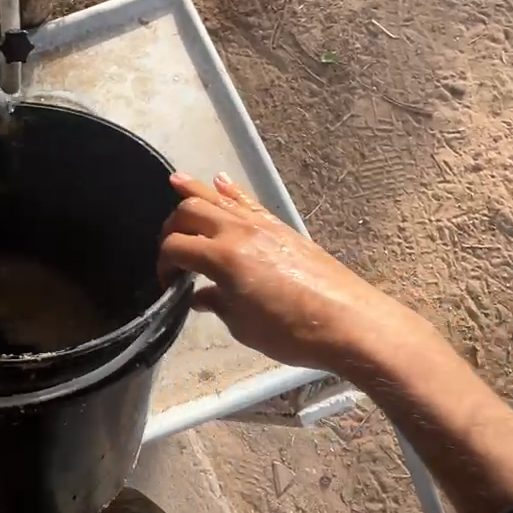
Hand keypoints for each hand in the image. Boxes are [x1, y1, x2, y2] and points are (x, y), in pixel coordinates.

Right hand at [157, 172, 427, 373]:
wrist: (350, 323)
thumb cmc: (292, 332)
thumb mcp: (242, 326)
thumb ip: (216, 304)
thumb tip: (201, 296)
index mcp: (222, 258)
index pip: (174, 247)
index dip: (163, 264)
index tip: (167, 284)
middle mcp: (237, 232)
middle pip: (189, 212)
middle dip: (171, 227)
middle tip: (170, 249)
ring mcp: (261, 225)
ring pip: (217, 197)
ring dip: (192, 190)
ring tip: (174, 181)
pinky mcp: (280, 227)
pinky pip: (248, 201)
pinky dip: (229, 190)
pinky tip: (218, 181)